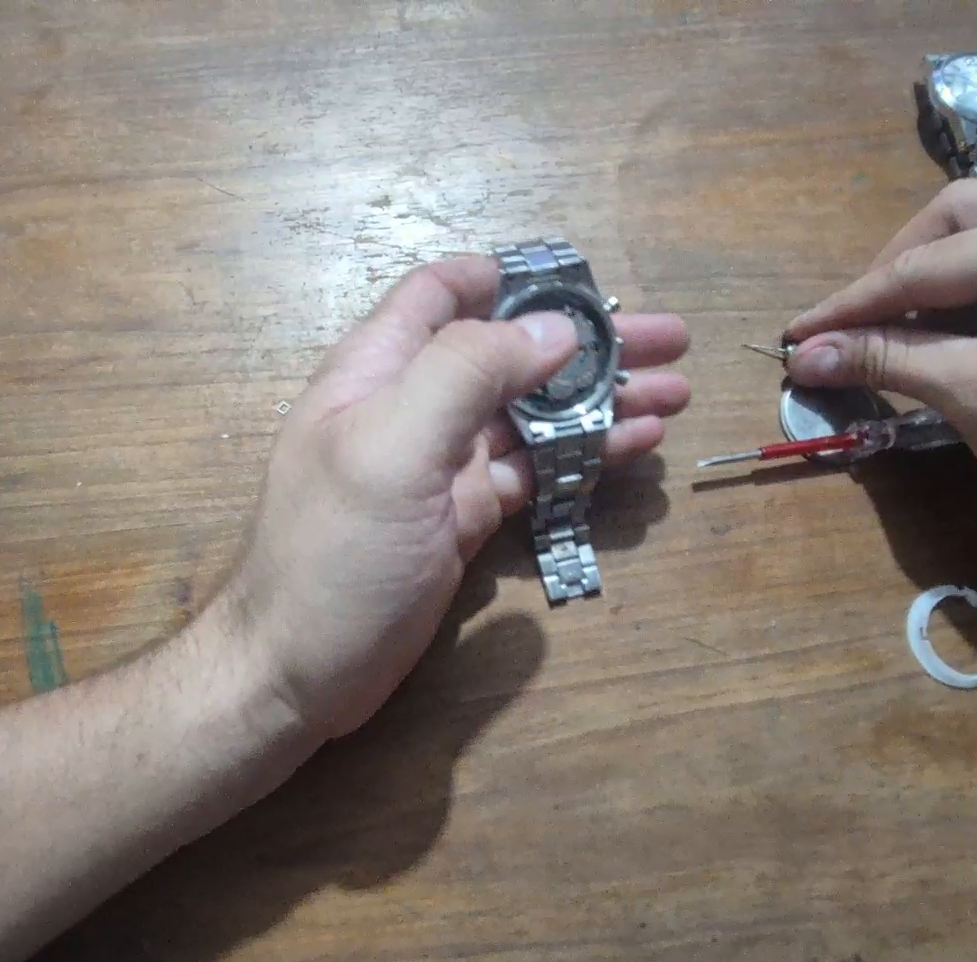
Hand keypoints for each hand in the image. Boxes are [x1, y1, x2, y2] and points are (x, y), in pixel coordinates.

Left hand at [224, 256, 689, 739]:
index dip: (510, 278)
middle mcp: (414, 407)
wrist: (301, 669)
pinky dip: (583, 456)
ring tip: (674, 392)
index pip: (442, 294)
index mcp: (379, 370)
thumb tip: (554, 327)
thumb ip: (465, 373)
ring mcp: (443, 465)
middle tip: (670, 340)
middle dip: (585, 341)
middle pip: (508, 353)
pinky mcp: (465, 516)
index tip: (586, 284)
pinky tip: (636, 446)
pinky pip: (533, 471)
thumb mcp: (392, 449)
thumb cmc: (336, 553)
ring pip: (531, 414)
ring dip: (599, 399)